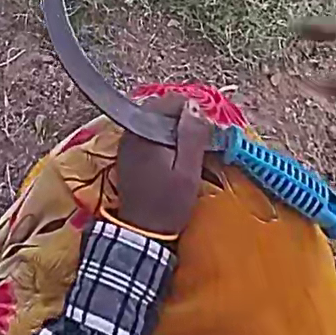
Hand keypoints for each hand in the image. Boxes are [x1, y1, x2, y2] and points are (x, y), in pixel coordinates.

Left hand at [112, 95, 209, 236]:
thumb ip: (192, 137)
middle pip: (162, 108)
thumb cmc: (167, 204)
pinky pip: (149, 132)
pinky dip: (164, 137)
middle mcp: (132, 130)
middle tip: (201, 138)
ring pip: (156, 119)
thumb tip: (195, 107)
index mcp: (145, 130)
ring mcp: (128, 140)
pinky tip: (175, 153)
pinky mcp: (128, 151)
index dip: (193, 111)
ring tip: (191, 147)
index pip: (171, 101)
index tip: (207, 128)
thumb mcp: (187, 172)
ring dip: (174, 128)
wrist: (141, 233)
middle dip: (183, 118)